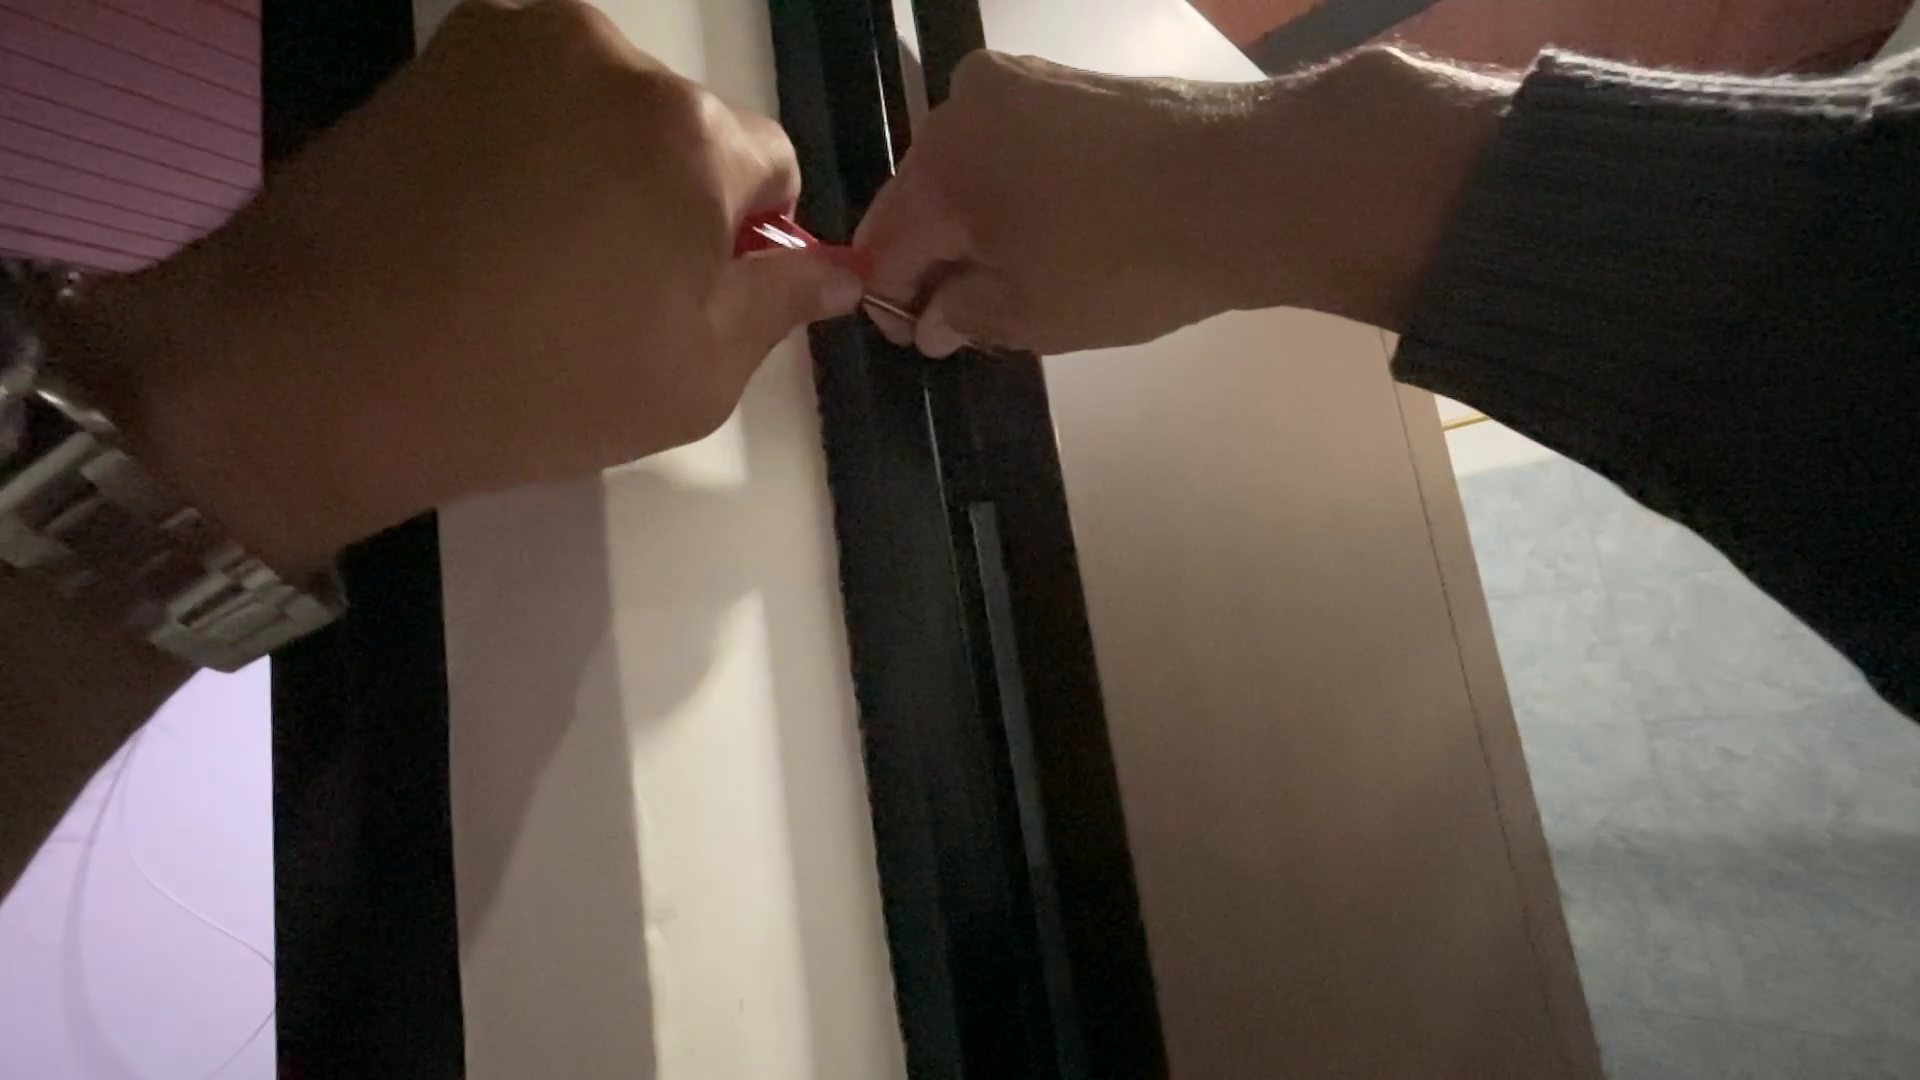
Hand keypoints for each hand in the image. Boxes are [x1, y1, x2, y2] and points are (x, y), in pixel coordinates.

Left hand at [65, 0, 862, 576]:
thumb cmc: (554, 383)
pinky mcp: (431, 60)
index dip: (761, 238)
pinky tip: (505, 234)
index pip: (777, 166)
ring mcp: (506, 42)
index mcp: (691, 133)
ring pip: (615, 117)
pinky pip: (539, 107)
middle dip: (689, 204)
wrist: (330, 368)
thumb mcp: (707, 370)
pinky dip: (549, 160)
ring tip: (560, 268)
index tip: (715, 295)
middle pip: (694, 135)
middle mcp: (606, 54)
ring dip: (619, 179)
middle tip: (635, 294)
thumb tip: (845, 272)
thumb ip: (787, 301)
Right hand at [855, 49, 1510, 357]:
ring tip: (1003, 284)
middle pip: (924, 201)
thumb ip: (962, 316)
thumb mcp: (1028, 315)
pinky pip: (1012, 151)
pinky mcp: (1071, 83)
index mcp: (940, 166)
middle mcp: (965, 105)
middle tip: (957, 321)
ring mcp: (1022, 83)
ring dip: (973, 232)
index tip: (909, 340)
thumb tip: (930, 320)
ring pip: (970, 174)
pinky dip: (1011, 200)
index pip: (886, 246)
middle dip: (933, 263)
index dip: (891, 302)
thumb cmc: (1122, 265)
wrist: (1253, 186)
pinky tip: (1038, 237)